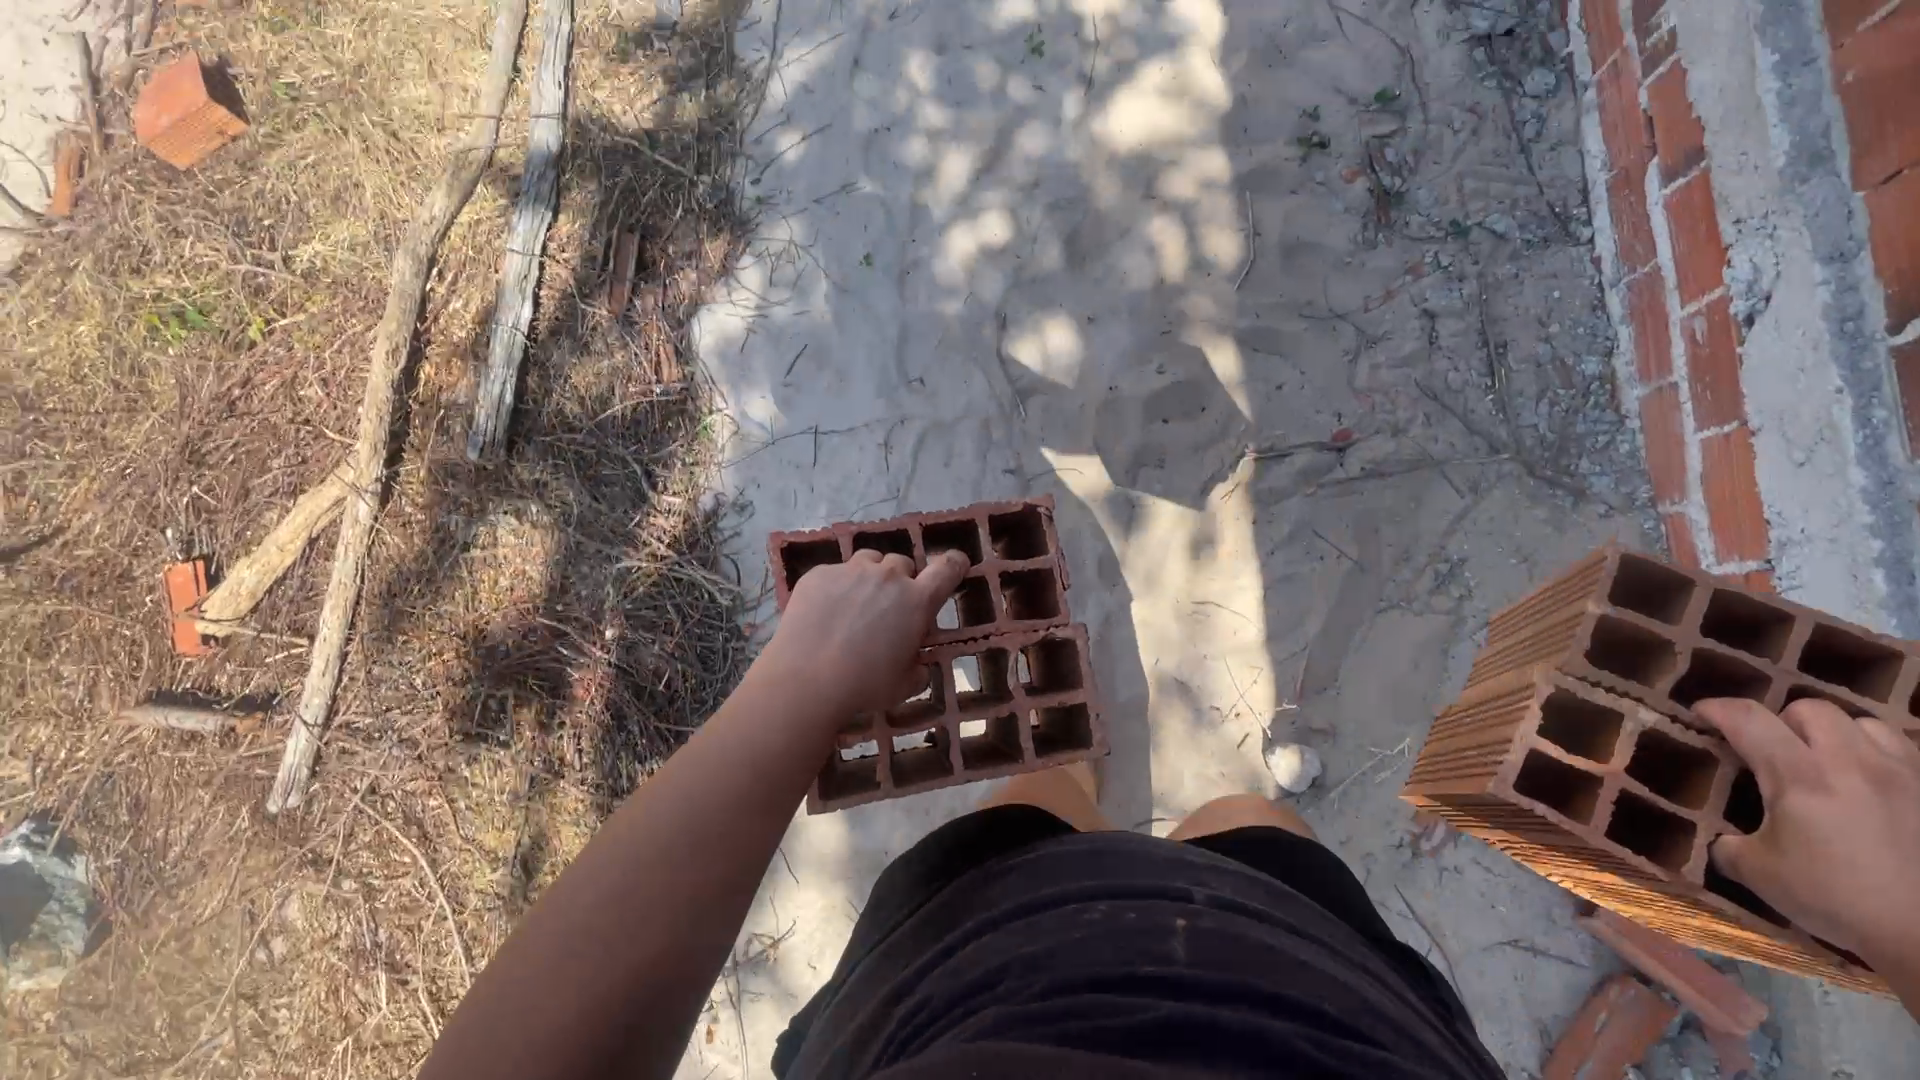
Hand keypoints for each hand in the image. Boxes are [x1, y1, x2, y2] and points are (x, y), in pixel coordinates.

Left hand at [751, 549, 969, 725]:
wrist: (806, 679)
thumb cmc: (864, 686)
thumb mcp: (905, 685)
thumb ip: (918, 668)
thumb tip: (917, 664)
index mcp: (917, 601)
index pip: (947, 568)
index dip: (955, 563)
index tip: (955, 565)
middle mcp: (888, 577)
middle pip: (903, 564)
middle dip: (902, 581)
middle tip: (889, 607)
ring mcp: (851, 571)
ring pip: (869, 561)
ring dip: (871, 576)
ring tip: (857, 603)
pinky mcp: (819, 574)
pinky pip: (836, 572)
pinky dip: (837, 587)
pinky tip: (826, 612)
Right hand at [1694, 697, 1919, 968]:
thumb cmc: (1837, 899)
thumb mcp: (1758, 873)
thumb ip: (1729, 843)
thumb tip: (1721, 839)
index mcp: (1799, 777)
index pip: (1747, 718)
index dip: (1715, 709)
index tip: (1700, 715)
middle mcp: (1852, 763)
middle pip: (1809, 709)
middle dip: (1781, 721)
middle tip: (1771, 749)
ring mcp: (1905, 776)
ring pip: (1864, 724)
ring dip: (1836, 733)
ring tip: (1828, 761)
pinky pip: (1905, 752)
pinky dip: (1878, 754)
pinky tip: (1870, 783)